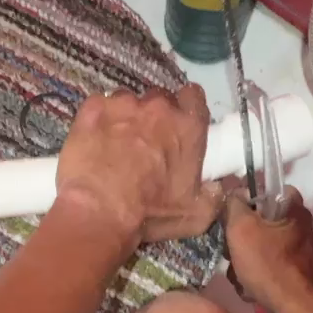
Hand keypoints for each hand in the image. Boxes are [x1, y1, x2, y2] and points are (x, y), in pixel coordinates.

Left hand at [54, 85, 221, 247]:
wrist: (99, 213)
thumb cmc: (151, 214)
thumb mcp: (197, 215)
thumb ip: (215, 195)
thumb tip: (220, 186)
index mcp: (188, 126)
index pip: (194, 97)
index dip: (186, 110)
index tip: (179, 127)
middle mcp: (158, 107)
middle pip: (160, 100)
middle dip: (155, 118)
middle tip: (147, 145)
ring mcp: (122, 104)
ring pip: (128, 103)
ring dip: (126, 119)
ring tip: (117, 146)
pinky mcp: (92, 108)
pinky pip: (99, 106)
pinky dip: (100, 120)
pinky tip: (96, 141)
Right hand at [222, 188, 312, 312]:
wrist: (297, 310)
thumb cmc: (269, 266)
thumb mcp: (242, 229)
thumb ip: (233, 205)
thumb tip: (233, 195)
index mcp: (292, 205)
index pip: (261, 189)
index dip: (242, 203)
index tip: (229, 220)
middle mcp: (297, 222)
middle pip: (256, 220)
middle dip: (238, 240)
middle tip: (232, 253)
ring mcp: (296, 248)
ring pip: (257, 245)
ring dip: (242, 261)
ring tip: (241, 275)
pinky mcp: (292, 269)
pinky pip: (265, 264)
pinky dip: (254, 275)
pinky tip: (250, 288)